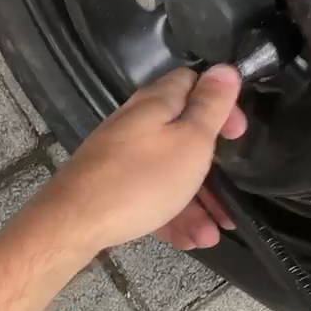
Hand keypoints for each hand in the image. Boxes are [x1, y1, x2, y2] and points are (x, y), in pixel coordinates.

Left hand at [34, 66, 246, 252]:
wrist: (73, 223)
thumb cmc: (140, 181)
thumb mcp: (189, 141)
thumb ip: (210, 106)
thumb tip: (226, 68)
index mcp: (155, 104)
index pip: (192, 84)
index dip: (221, 104)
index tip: (237, 134)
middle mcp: (134, 125)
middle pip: (182, 138)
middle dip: (211, 172)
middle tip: (229, 200)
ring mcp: (119, 157)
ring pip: (167, 174)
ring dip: (194, 205)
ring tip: (210, 236)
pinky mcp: (108, 187)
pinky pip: (147, 196)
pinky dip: (168, 215)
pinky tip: (185, 241)